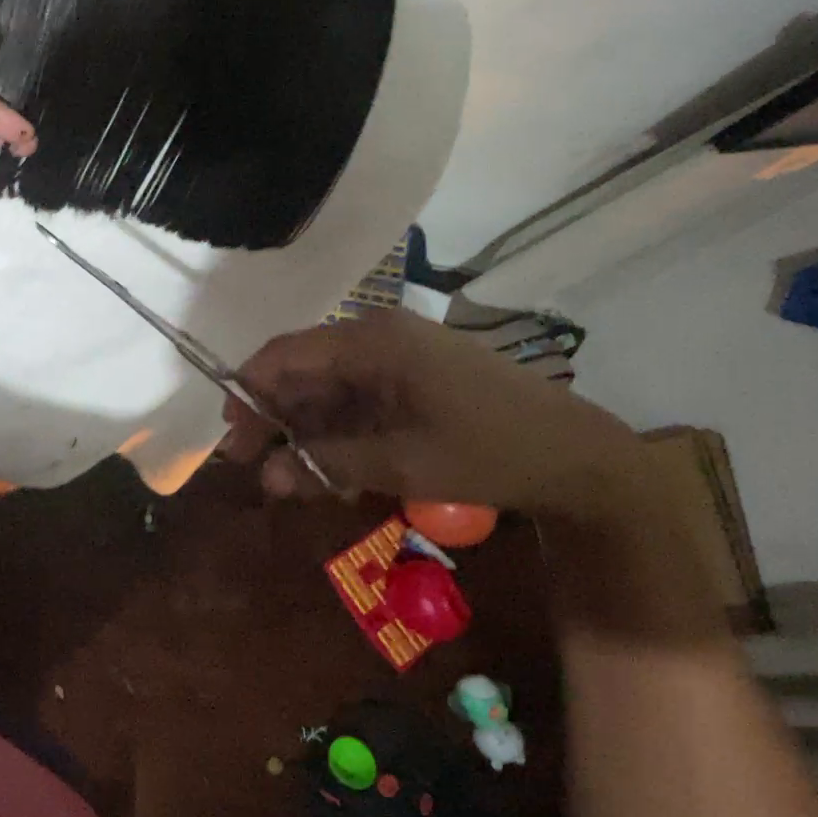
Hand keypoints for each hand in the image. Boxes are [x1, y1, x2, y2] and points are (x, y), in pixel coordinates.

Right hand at [221, 310, 651, 515]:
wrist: (584, 459)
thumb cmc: (490, 452)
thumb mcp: (400, 463)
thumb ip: (325, 465)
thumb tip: (264, 479)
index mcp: (371, 341)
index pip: (284, 356)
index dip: (249, 394)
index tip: (233, 439)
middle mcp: (378, 337)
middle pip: (302, 372)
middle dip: (273, 418)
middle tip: (252, 465)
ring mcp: (398, 356)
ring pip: (327, 389)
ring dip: (305, 431)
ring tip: (292, 478)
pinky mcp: (414, 378)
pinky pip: (357, 398)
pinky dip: (338, 431)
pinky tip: (331, 469)